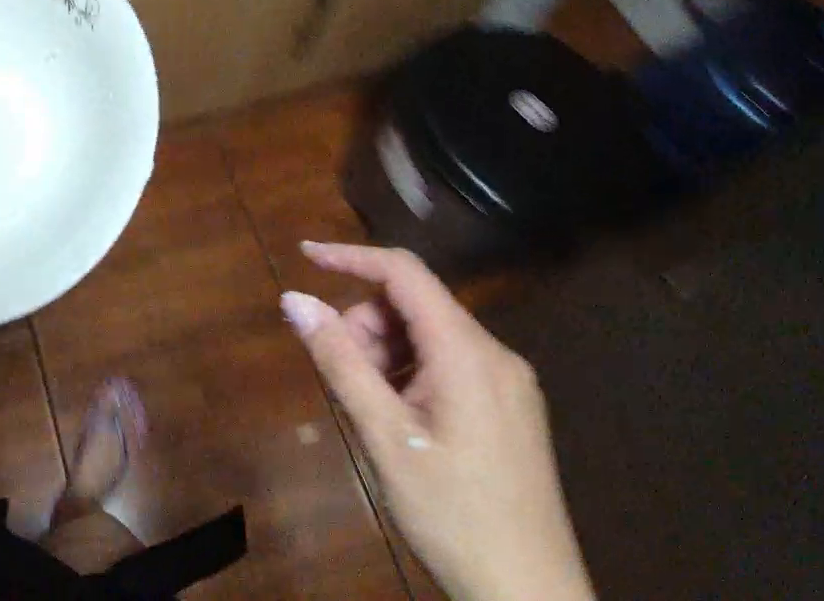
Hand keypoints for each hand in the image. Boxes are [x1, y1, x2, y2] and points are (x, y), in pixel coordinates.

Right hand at [281, 242, 594, 600]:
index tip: (302, 257)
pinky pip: (445, 362)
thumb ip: (339, 361)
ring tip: (368, 407)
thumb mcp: (383, 436)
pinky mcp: (507, 407)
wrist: (530, 597)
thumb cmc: (451, 513)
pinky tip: (395, 416)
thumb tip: (293, 299)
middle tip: (338, 375)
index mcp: (468, 353)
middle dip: (364, 324)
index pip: (405, 274)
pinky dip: (407, 372)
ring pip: (426, 335)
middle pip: (414, 305)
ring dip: (383, 352)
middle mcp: (494, 354)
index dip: (351, 256)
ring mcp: (506, 382)